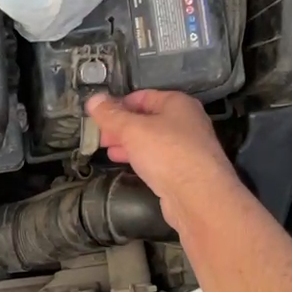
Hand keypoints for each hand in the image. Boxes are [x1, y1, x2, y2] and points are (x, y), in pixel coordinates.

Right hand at [86, 91, 244, 212]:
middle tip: (99, 135)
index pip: (143, 96)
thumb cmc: (167, 152)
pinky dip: (139, 158)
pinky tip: (125, 163)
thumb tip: (93, 99)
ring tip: (107, 149)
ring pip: (151, 140)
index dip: (119, 104)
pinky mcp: (182, 170)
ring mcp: (185, 147)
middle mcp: (185, 122)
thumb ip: (111, 115)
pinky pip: (156, 158)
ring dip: (128, 143)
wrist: (197, 195)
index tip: (99, 115)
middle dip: (121, 126)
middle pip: (147, 119)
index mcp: (177, 103)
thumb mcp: (132, 129)